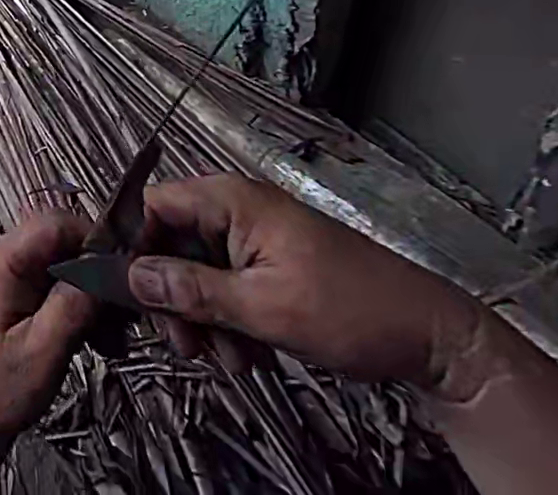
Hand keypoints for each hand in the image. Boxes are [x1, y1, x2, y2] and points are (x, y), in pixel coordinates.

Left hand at [0, 211, 97, 492]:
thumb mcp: (41, 350)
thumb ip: (74, 305)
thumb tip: (108, 270)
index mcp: (6, 257)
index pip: (59, 221)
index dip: (95, 241)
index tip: (125, 276)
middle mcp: (10, 255)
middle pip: (67, 240)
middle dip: (100, 272)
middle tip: (125, 314)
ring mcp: (17, 274)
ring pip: (70, 263)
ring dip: (96, 295)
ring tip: (115, 335)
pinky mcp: (25, 295)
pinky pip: (63, 285)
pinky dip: (84, 307)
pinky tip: (100, 340)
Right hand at [130, 175, 499, 401]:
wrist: (432, 337)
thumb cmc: (349, 309)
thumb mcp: (262, 306)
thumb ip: (190, 289)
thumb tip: (130, 276)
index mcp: (228, 199)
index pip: (153, 206)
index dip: (132, 245)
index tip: (124, 292)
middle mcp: (233, 209)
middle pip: (171, 242)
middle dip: (171, 294)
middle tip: (182, 343)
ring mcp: (251, 235)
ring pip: (195, 269)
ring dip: (201, 315)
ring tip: (226, 357)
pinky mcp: (265, 262)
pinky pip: (223, 283)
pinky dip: (226, 318)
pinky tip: (246, 352)